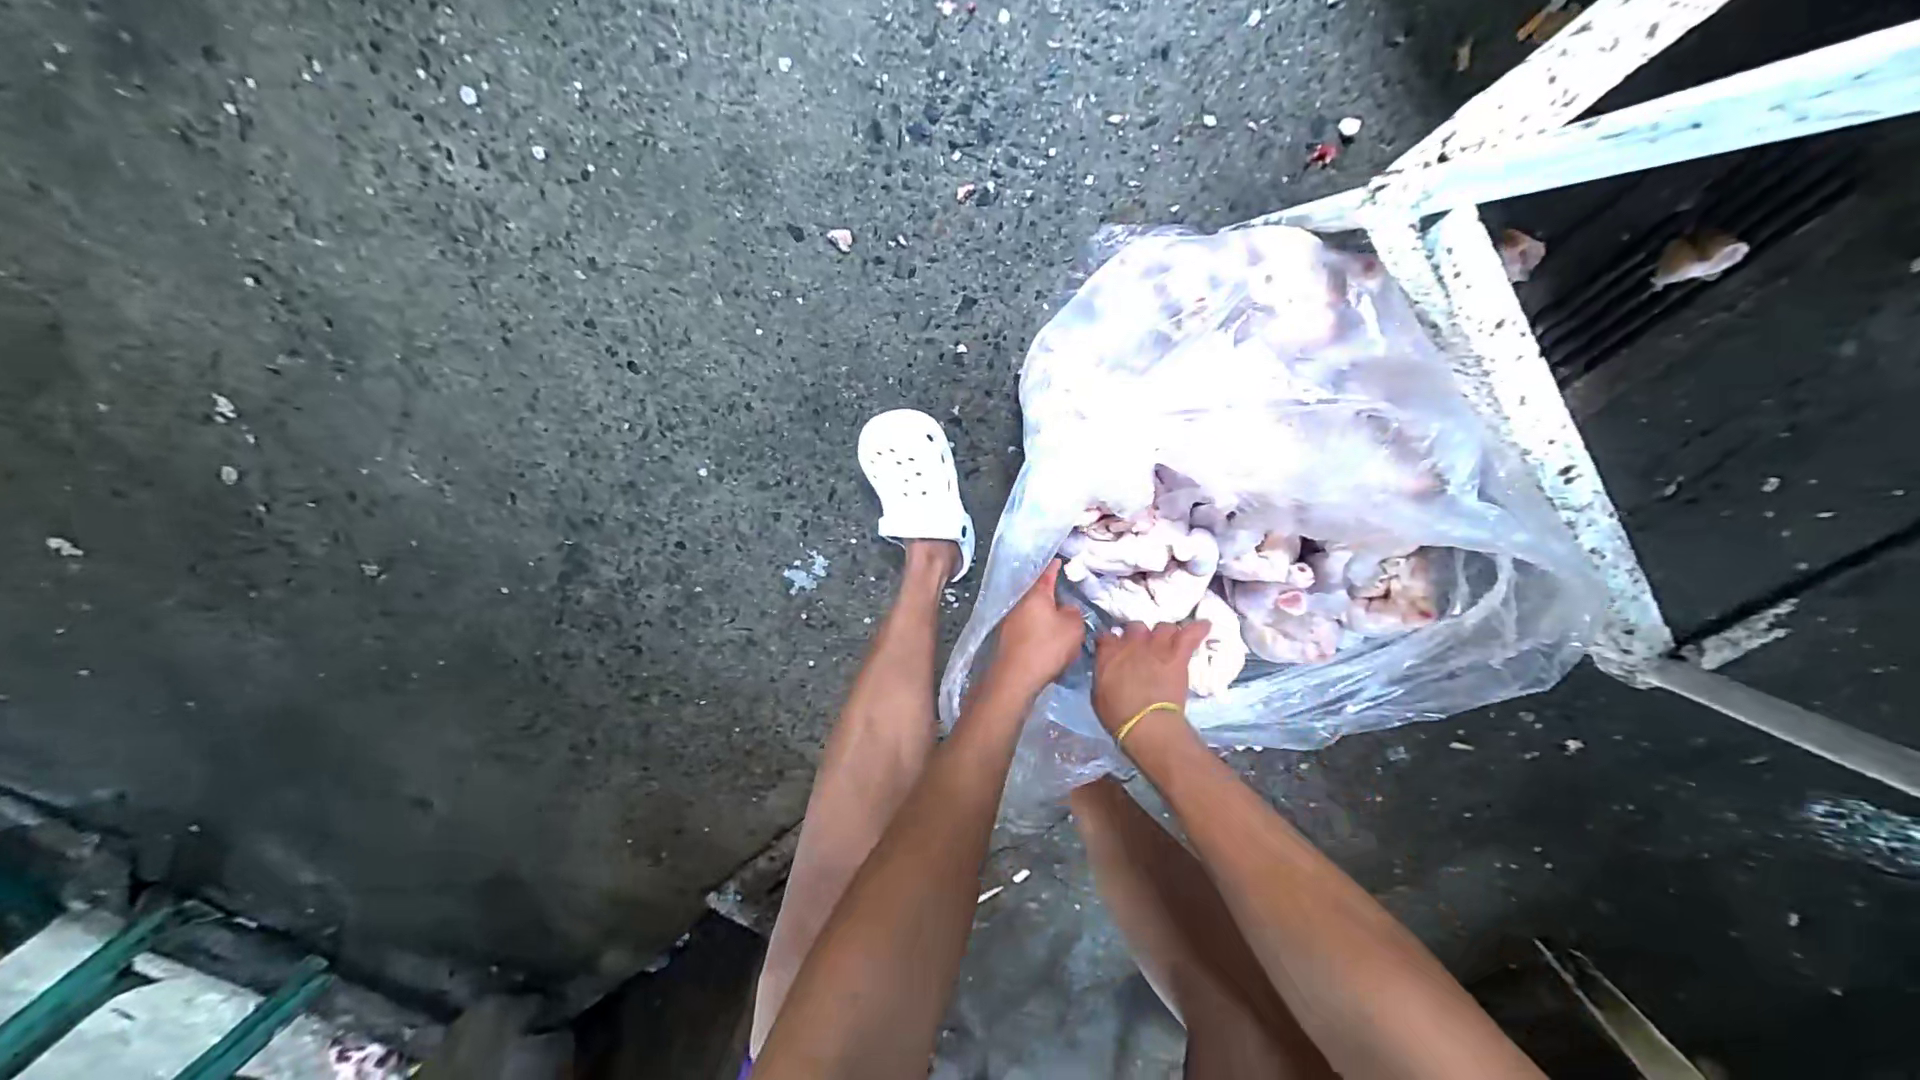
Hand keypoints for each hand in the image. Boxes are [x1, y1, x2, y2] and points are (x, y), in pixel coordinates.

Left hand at [987, 560, 1086, 699]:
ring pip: (1032, 612)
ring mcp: (1010, 621)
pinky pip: (1027, 628)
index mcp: (1036, 595)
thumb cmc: (1047, 646)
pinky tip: (1047, 640)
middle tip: (1066, 597)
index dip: (1055, 567)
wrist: (1016, 677)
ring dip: (1044, 615)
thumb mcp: (1073, 627)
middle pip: (1038, 594)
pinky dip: (1037, 630)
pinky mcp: (1007, 639)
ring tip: (1059, 622)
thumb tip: (1066, 609)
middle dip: (1051, 596)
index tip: (1059, 560)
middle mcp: (1019, 603)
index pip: (1047, 574)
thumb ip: (1074, 612)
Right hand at [1092, 620, 1208, 736]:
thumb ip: (1104, 674)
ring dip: (1164, 634)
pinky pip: (1190, 635)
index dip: (1111, 640)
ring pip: (1163, 627)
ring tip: (1168, 642)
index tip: (1113, 647)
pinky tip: (1204, 626)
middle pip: (1136, 626)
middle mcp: (1132, 643)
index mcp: (1109, 653)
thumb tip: (1108, 670)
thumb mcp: (1099, 693)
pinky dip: (1197, 629)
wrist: (1146, 724)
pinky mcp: (1178, 655)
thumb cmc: (1118, 715)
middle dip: (1138, 634)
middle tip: (1141, 646)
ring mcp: (1157, 647)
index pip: (1107, 636)